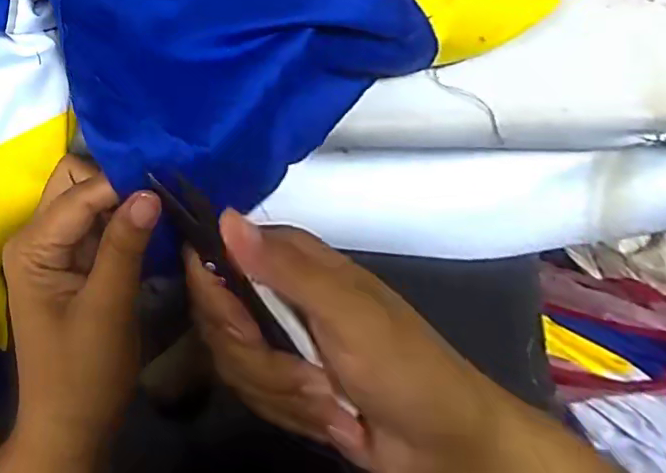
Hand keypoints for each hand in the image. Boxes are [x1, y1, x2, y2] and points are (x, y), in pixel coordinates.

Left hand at [0, 156, 160, 472]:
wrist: (67, 430)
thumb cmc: (84, 374)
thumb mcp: (109, 309)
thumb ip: (125, 246)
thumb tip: (149, 192)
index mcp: (32, 244)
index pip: (77, 194)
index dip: (118, 183)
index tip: (163, 178)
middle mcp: (33, 235)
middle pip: (72, 183)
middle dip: (113, 182)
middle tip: (159, 191)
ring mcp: (49, 248)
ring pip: (84, 200)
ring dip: (118, 199)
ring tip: (161, 199)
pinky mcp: (66, 262)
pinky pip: (92, 225)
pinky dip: (118, 220)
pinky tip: (148, 222)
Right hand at [187, 213, 609, 472]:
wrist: (454, 450)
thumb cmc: (408, 368)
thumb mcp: (349, 314)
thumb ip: (284, 268)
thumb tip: (224, 217)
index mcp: (283, 257)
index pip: (211, 258)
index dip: (216, 297)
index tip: (245, 330)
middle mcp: (268, 288)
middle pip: (215, 319)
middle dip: (261, 363)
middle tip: (313, 380)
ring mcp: (273, 335)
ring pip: (230, 361)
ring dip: (284, 395)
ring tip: (335, 404)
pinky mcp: (279, 377)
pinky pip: (249, 392)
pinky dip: (291, 414)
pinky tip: (334, 418)